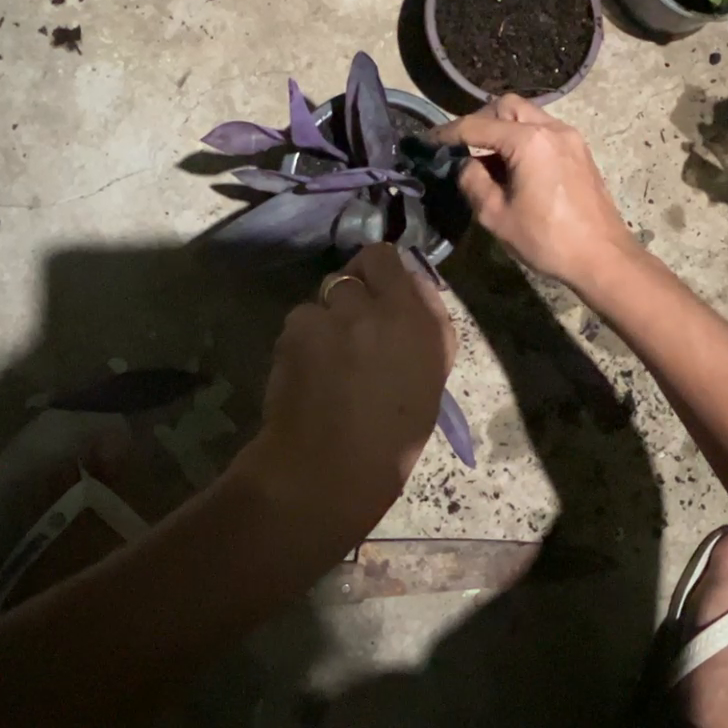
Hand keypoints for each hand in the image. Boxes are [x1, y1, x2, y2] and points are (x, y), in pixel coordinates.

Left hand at [242, 243, 456, 533]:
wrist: (329, 470)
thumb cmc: (393, 438)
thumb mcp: (430, 377)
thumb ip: (423, 323)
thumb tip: (410, 288)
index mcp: (420, 320)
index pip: (391, 258)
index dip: (382, 270)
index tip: (382, 290)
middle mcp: (380, 306)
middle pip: (359, 266)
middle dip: (356, 286)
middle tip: (353, 320)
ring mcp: (335, 314)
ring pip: (327, 293)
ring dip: (329, 313)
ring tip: (328, 354)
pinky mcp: (297, 327)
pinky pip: (302, 317)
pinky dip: (304, 335)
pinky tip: (307, 368)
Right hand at [431, 95, 639, 287]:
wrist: (602, 256)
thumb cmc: (547, 239)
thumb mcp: (496, 216)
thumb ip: (473, 182)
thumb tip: (465, 165)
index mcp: (528, 141)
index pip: (477, 126)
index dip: (448, 132)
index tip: (428, 140)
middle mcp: (551, 129)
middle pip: (507, 106)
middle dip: (480, 120)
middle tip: (462, 146)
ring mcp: (570, 138)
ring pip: (528, 116)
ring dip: (503, 129)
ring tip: (487, 160)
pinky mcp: (579, 151)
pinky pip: (544, 131)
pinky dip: (523, 138)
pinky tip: (513, 167)